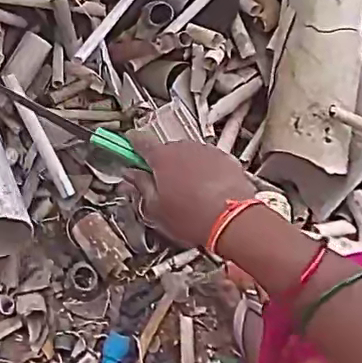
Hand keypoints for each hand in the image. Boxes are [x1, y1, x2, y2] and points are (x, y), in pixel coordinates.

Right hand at [124, 135, 258, 248]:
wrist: (234, 221)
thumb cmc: (195, 217)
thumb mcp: (156, 208)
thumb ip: (141, 186)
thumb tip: (132, 176)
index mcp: (161, 157)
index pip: (139, 141)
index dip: (130, 144)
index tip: (127, 148)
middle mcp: (183, 148)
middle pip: (165, 150)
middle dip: (161, 165)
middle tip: (160, 187)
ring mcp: (206, 151)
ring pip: (188, 156)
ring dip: (184, 169)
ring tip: (187, 196)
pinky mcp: (225, 159)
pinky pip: (208, 162)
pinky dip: (205, 173)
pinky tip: (206, 193)